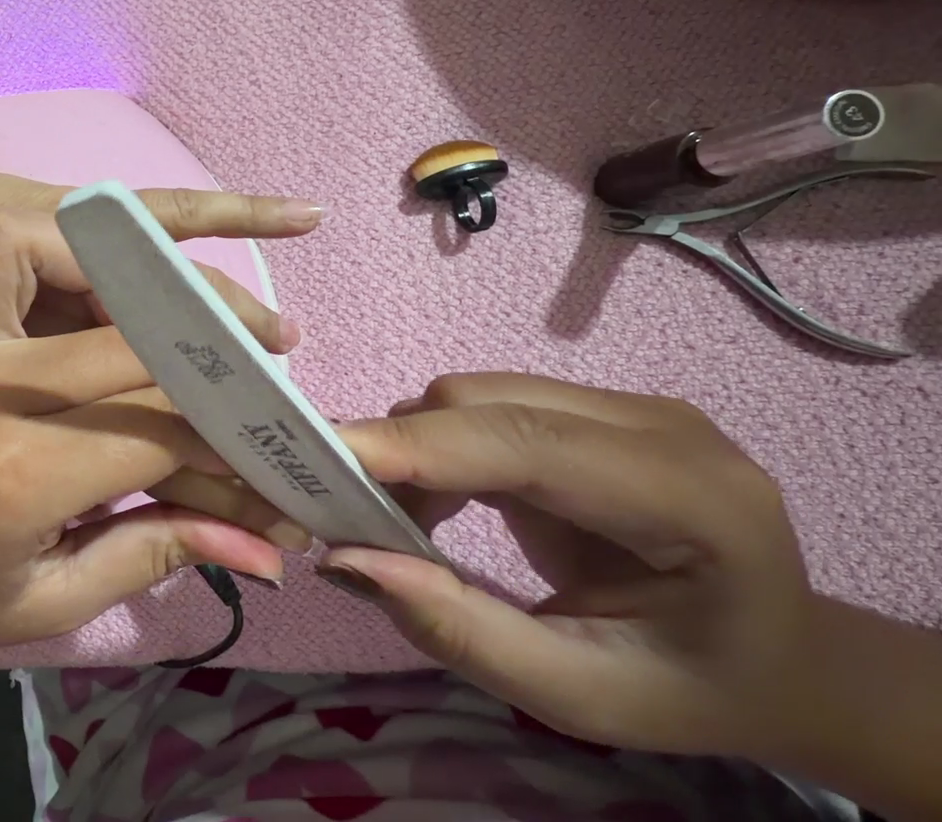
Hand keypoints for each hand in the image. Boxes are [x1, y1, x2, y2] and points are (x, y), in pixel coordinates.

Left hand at [0, 121, 305, 664]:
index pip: (157, 423)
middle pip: (117, 333)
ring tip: (146, 279)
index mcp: (14, 472)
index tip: (265, 439)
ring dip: (90, 246)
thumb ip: (158, 553)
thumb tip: (265, 540)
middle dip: (202, 341)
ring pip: (14, 243)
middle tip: (253, 349)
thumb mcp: (52, 600)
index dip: (225, 431)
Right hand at [327, 374, 816, 758]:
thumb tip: (341, 560)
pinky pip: (479, 408)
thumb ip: (459, 630)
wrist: (773, 658)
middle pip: (482, 403)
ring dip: (410, 450)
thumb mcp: (576, 693)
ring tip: (396, 523)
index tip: (317, 465)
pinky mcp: (588, 409)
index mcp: (691, 499)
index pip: (525, 444)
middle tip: (346, 519)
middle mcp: (659, 428)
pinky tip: (435, 503)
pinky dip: (432, 448)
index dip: (414, 446)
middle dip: (397, 451)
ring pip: (470, 396)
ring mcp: (624, 407)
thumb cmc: (684, 686)